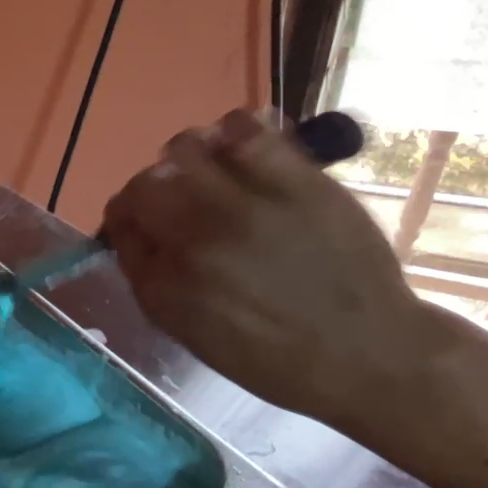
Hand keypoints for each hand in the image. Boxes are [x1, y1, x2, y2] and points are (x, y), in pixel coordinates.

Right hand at [101, 110, 450, 425]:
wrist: (365, 354)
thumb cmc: (269, 356)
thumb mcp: (188, 332)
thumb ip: (153, 279)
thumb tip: (136, 233)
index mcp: (164, 284)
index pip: (121, 221)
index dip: (127, 216)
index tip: (142, 222)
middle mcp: (196, 241)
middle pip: (146, 183)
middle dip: (151, 188)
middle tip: (175, 198)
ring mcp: (248, 207)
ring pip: (186, 148)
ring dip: (186, 156)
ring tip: (207, 171)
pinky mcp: (299, 183)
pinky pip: (249, 131)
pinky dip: (234, 131)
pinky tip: (240, 148)